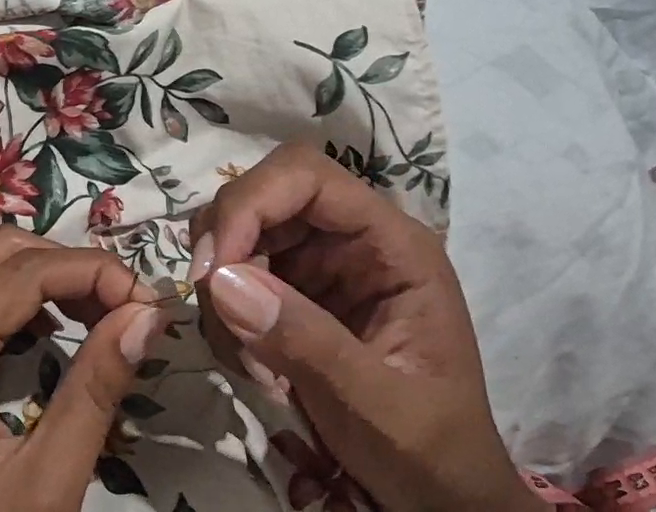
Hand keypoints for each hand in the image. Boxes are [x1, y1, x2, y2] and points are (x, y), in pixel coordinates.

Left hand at [0, 221, 165, 511]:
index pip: (23, 272)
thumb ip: (94, 392)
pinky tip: (38, 327)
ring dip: (30, 266)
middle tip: (117, 307)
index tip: (144, 300)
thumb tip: (145, 316)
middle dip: (63, 262)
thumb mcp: (43, 485)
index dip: (92, 271)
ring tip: (84, 310)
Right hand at [189, 143, 547, 511]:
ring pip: (237, 231)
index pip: (306, 175)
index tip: (214, 268)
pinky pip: (232, 273)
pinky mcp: (291, 290)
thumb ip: (306, 343)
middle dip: (225, 246)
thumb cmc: (431, 455)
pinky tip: (247, 364)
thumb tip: (220, 281)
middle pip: (261, 195)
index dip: (251, 202)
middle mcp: (351, 238)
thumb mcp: (379, 409)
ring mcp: (319, 262)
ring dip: (219, 287)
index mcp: (393, 245)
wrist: (441, 502)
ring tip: (244, 360)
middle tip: (214, 314)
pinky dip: (221, 312)